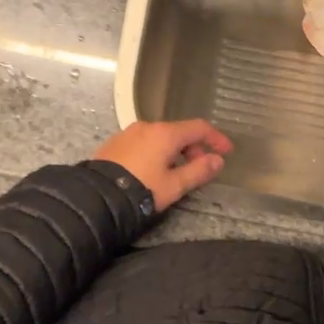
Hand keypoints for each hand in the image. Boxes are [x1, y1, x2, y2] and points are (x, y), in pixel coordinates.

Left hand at [93, 119, 233, 211]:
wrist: (97, 196)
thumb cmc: (142, 190)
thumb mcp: (174, 185)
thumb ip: (199, 171)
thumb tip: (217, 160)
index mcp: (165, 133)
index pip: (198, 127)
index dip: (216, 138)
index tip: (226, 151)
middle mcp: (146, 127)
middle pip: (178, 132)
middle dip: (193, 148)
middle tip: (199, 168)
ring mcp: (128, 133)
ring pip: (159, 137)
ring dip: (173, 151)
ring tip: (175, 173)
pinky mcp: (114, 144)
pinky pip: (143, 143)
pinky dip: (155, 152)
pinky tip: (152, 171)